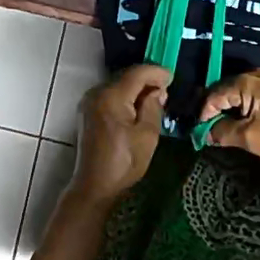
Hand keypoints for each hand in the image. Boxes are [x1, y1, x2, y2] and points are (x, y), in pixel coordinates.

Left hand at [68, 64, 169, 208]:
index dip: (156, 72)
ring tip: (154, 98)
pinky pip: (109, 95)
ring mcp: (89, 102)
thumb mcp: (147, 136)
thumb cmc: (123, 163)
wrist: (94, 186)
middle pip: (126, 77)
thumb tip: (156, 92)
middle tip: (166, 90)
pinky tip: (136, 107)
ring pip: (118, 85)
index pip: (137, 73)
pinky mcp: (87, 111)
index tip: (172, 77)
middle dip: (147, 80)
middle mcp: (97, 93)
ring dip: (136, 88)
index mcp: (111, 97)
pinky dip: (124, 96)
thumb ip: (153, 107)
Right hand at [201, 69, 259, 165]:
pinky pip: (246, 96)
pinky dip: (237, 109)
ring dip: (225, 111)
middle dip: (212, 112)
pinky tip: (234, 123)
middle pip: (222, 92)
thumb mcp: (248, 137)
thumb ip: (222, 133)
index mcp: (244, 82)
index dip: (203, 115)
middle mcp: (252, 76)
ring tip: (217, 130)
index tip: (197, 133)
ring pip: (234, 95)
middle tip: (204, 132)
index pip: (213, 96)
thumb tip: (206, 134)